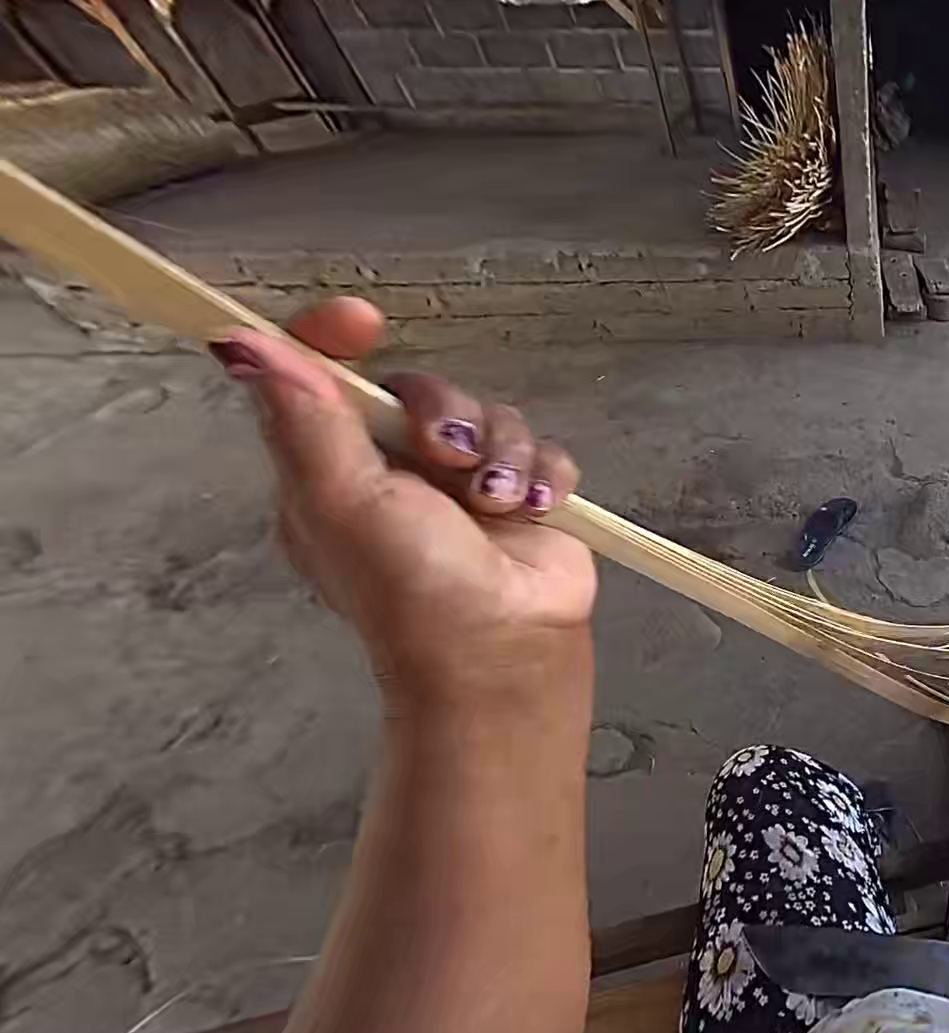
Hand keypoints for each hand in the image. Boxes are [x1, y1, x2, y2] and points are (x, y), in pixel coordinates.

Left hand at [215, 299, 596, 712]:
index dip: (336, 341)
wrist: (504, 639)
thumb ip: (306, 424)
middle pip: (435, 394)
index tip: (365, 319)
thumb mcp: (345, 503)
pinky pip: (551, 453)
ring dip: (509, 457)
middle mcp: (411, 469)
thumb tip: (239, 344)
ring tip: (506, 504)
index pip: (329, 382)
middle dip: (453, 418)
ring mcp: (480, 484)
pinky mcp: (537, 496)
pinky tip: (543, 507)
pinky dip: (551, 475)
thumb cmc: (413, 583)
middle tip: (454, 458)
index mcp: (344, 467)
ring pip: (503, 421)